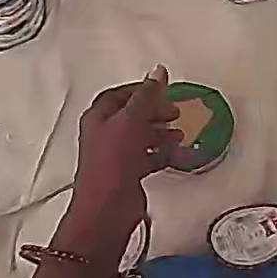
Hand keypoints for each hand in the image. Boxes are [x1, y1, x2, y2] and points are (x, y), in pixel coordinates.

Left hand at [63, 66, 180, 255]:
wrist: (109, 206)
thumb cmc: (113, 161)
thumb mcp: (131, 120)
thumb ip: (147, 96)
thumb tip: (158, 71)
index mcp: (99, 118)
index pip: (118, 95)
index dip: (139, 89)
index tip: (160, 88)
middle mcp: (105, 135)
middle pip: (132, 115)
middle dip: (153, 111)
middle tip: (172, 110)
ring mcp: (116, 156)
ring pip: (141, 136)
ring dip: (160, 131)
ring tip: (177, 131)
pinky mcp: (128, 173)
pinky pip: (148, 157)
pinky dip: (162, 153)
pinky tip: (175, 152)